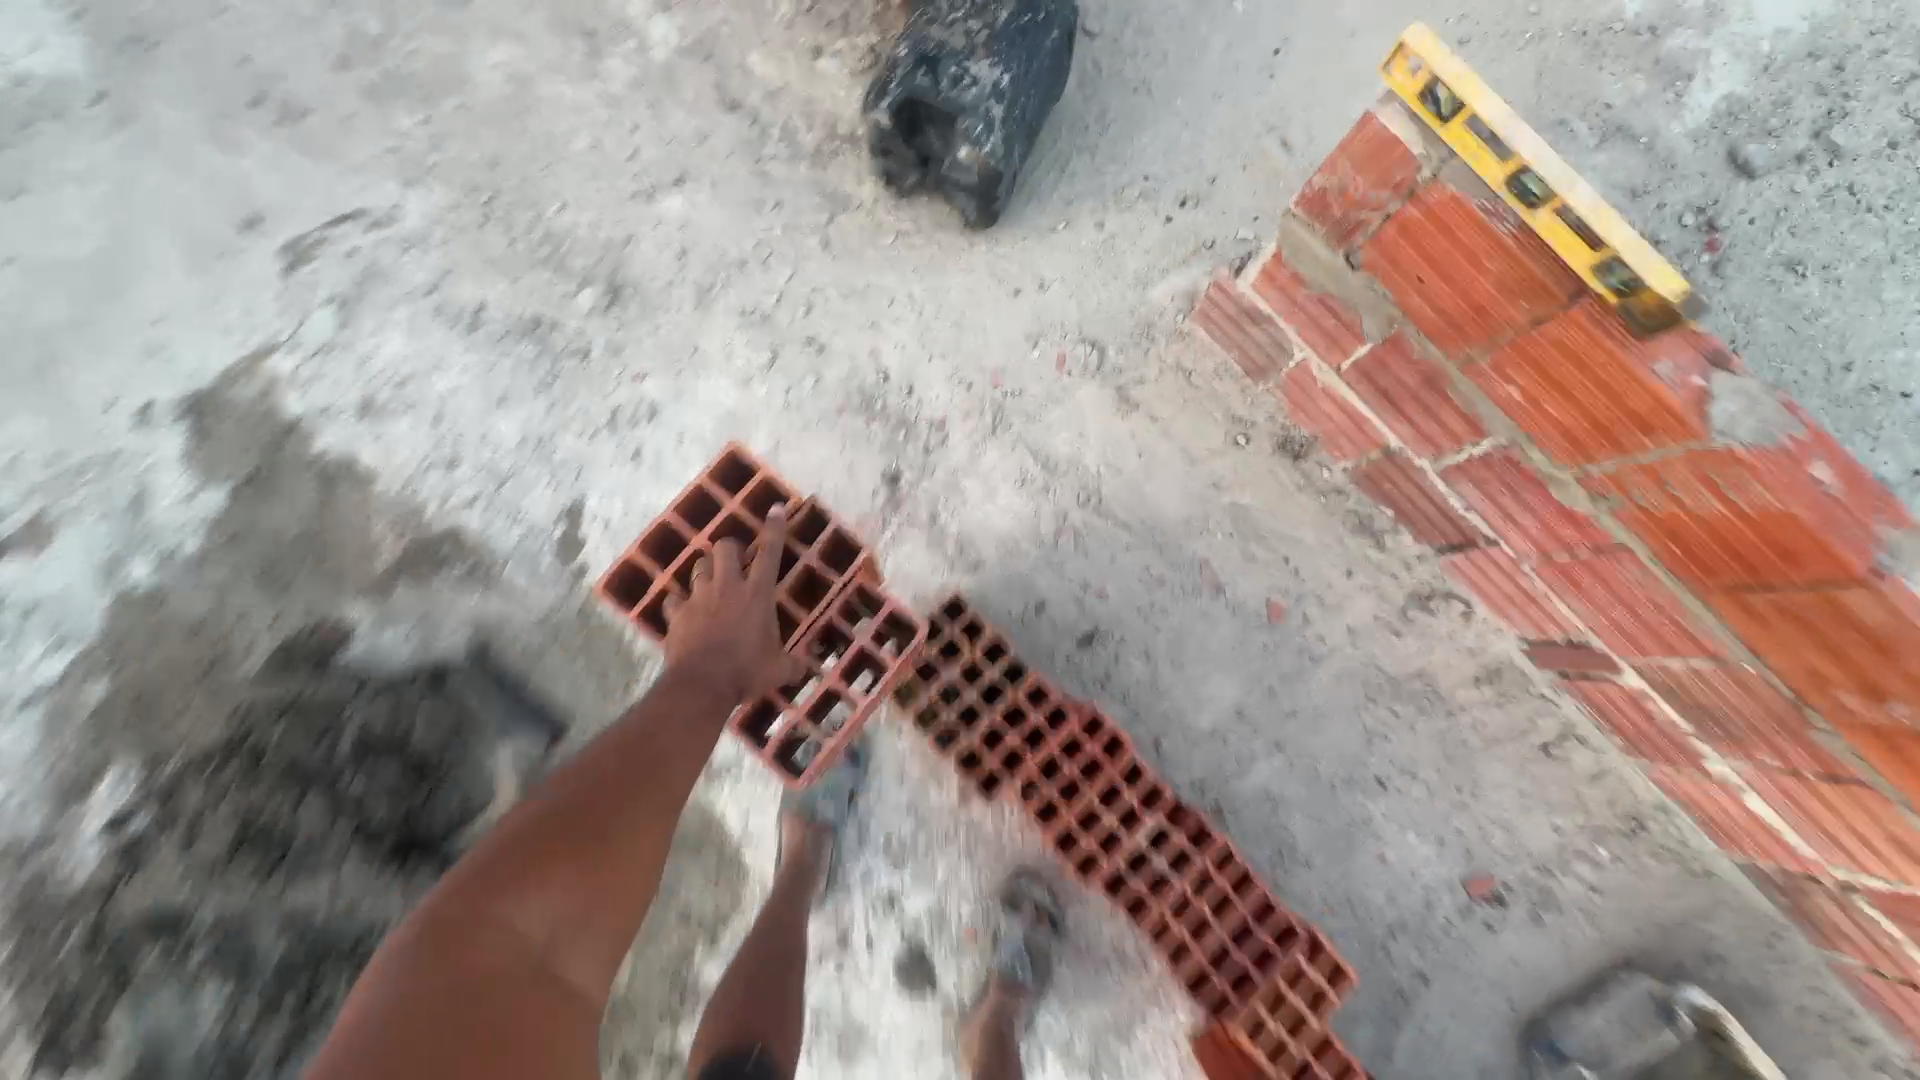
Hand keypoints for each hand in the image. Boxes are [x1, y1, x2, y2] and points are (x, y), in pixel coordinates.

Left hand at [663, 505, 811, 703]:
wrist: (703, 684)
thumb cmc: (747, 671)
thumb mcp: (780, 670)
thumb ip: (795, 664)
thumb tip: (810, 668)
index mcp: (758, 594)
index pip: (770, 553)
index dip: (774, 528)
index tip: (776, 508)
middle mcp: (728, 587)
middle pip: (725, 547)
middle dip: (731, 550)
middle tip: (736, 563)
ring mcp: (699, 597)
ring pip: (699, 567)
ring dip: (706, 572)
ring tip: (711, 585)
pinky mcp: (676, 613)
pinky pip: (674, 600)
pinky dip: (679, 604)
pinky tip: (683, 613)